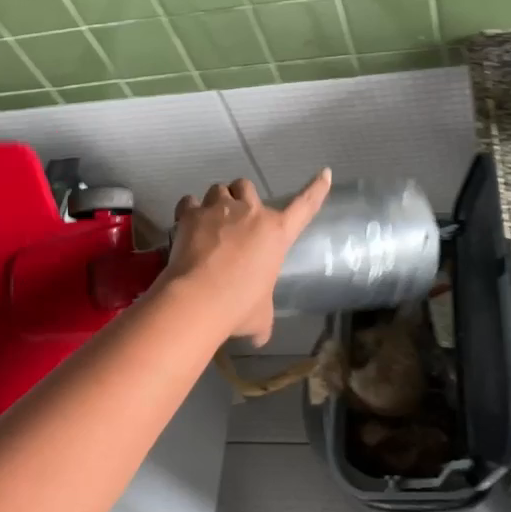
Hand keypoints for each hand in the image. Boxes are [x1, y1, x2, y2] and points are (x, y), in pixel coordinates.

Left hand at [160, 169, 331, 345]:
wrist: (199, 298)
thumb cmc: (238, 306)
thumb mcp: (260, 316)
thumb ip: (262, 319)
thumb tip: (259, 338)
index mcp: (276, 233)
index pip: (304, 206)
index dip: (316, 189)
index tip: (325, 173)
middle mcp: (250, 213)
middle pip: (247, 186)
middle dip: (241, 196)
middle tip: (234, 216)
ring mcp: (219, 209)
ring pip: (218, 189)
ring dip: (215, 202)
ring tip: (208, 221)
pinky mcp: (191, 214)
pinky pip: (189, 202)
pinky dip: (188, 211)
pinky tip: (186, 225)